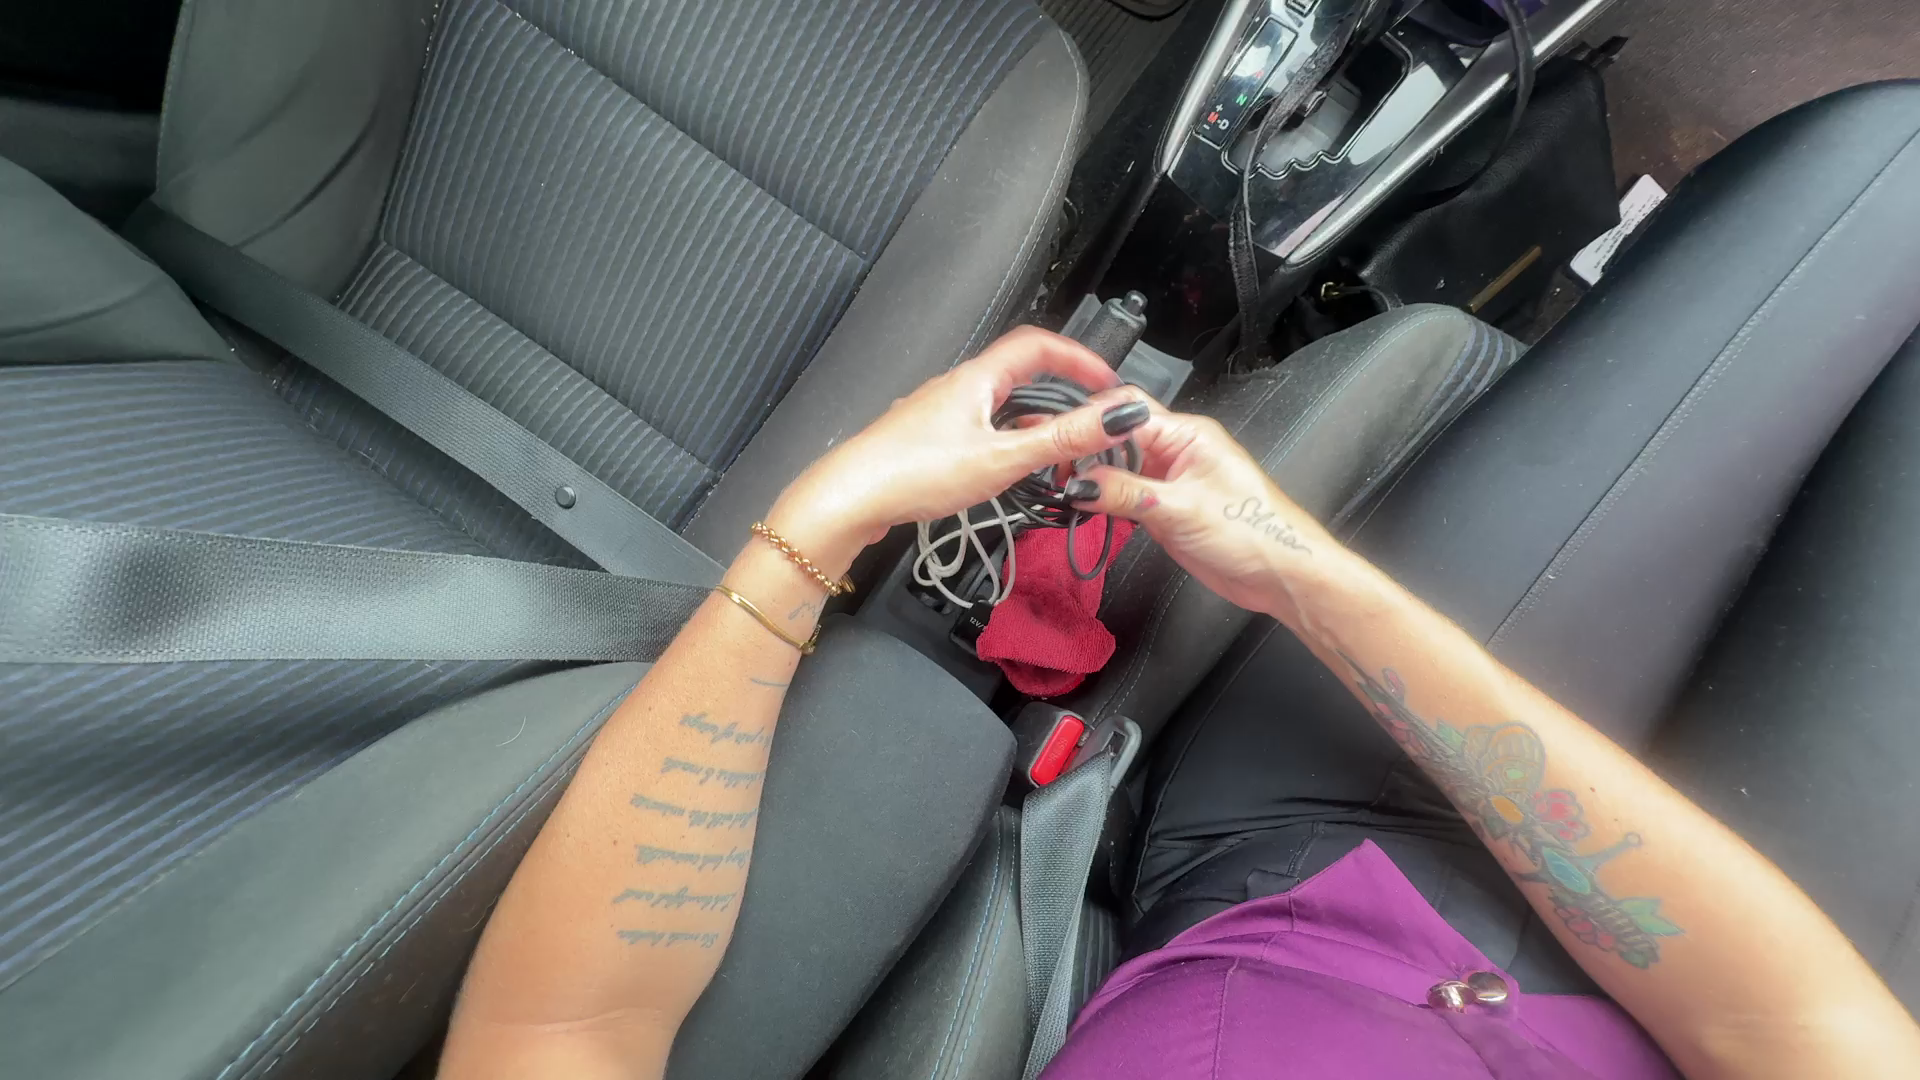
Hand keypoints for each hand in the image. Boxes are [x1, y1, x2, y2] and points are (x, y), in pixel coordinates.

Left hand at [764, 327, 1153, 574]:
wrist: (850, 498)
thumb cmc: (916, 473)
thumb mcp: (1000, 458)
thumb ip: (1061, 438)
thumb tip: (1117, 414)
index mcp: (976, 378)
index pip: (1038, 344)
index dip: (1079, 356)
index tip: (1109, 383)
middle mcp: (956, 387)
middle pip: (1020, 373)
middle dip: (1061, 392)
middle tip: (1088, 423)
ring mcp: (938, 412)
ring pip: (998, 404)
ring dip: (1032, 421)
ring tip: (1053, 454)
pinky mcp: (926, 438)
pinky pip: (978, 426)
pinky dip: (1005, 439)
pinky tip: (1005, 469)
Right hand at [1065, 396, 1338, 619]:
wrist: (1280, 576)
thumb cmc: (1250, 532)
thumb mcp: (1180, 509)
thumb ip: (1125, 493)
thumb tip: (1076, 484)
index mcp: (1186, 433)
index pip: (1126, 412)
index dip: (1089, 424)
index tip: (1054, 443)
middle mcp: (1174, 449)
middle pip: (1117, 436)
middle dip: (1084, 449)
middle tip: (1051, 470)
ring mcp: (1167, 478)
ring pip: (1117, 466)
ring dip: (1092, 476)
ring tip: (1061, 489)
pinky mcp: (1163, 506)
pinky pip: (1124, 492)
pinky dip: (1104, 498)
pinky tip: (1085, 507)